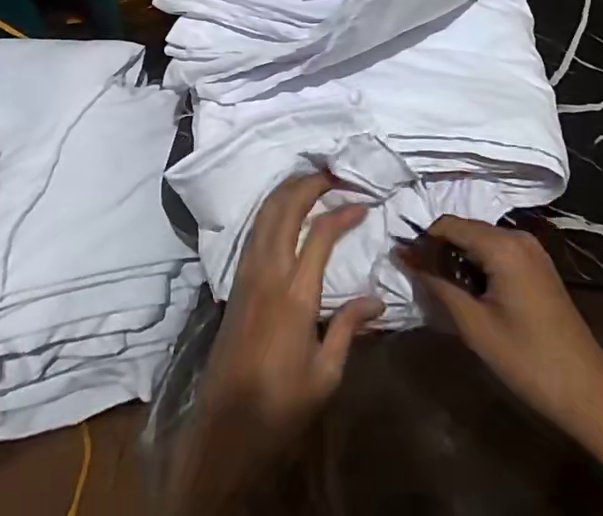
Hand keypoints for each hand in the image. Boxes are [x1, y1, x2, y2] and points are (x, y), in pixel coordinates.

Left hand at [201, 172, 384, 427]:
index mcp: (295, 294)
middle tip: (334, 175)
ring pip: (263, 217)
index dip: (343, 213)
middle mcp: (267, 274)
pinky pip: (253, 233)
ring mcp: (246, 276)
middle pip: (284, 211)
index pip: (321, 234)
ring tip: (311, 182)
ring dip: (286, 192)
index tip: (363, 204)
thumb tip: (377, 298)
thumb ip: (349, 327)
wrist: (225, 428)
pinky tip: (282, 210)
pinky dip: (269, 211)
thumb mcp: (326, 373)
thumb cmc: (282, 404)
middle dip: (308, 185)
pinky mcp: (235, 284)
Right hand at [405, 216, 602, 515]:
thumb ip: (438, 284)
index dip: (422, 240)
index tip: (401, 261)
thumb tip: (405, 256)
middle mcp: (518, 237)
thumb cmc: (527, 359)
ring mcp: (532, 251)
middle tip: (418, 280)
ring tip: (441, 290)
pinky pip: (498, 252)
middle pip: (465, 229)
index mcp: (503, 246)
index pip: (448, 224)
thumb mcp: (474, 325)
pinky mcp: (538, 266)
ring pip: (481, 241)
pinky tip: (470, 294)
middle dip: (439, 249)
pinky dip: (478, 265)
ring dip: (458, 259)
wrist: (587, 391)